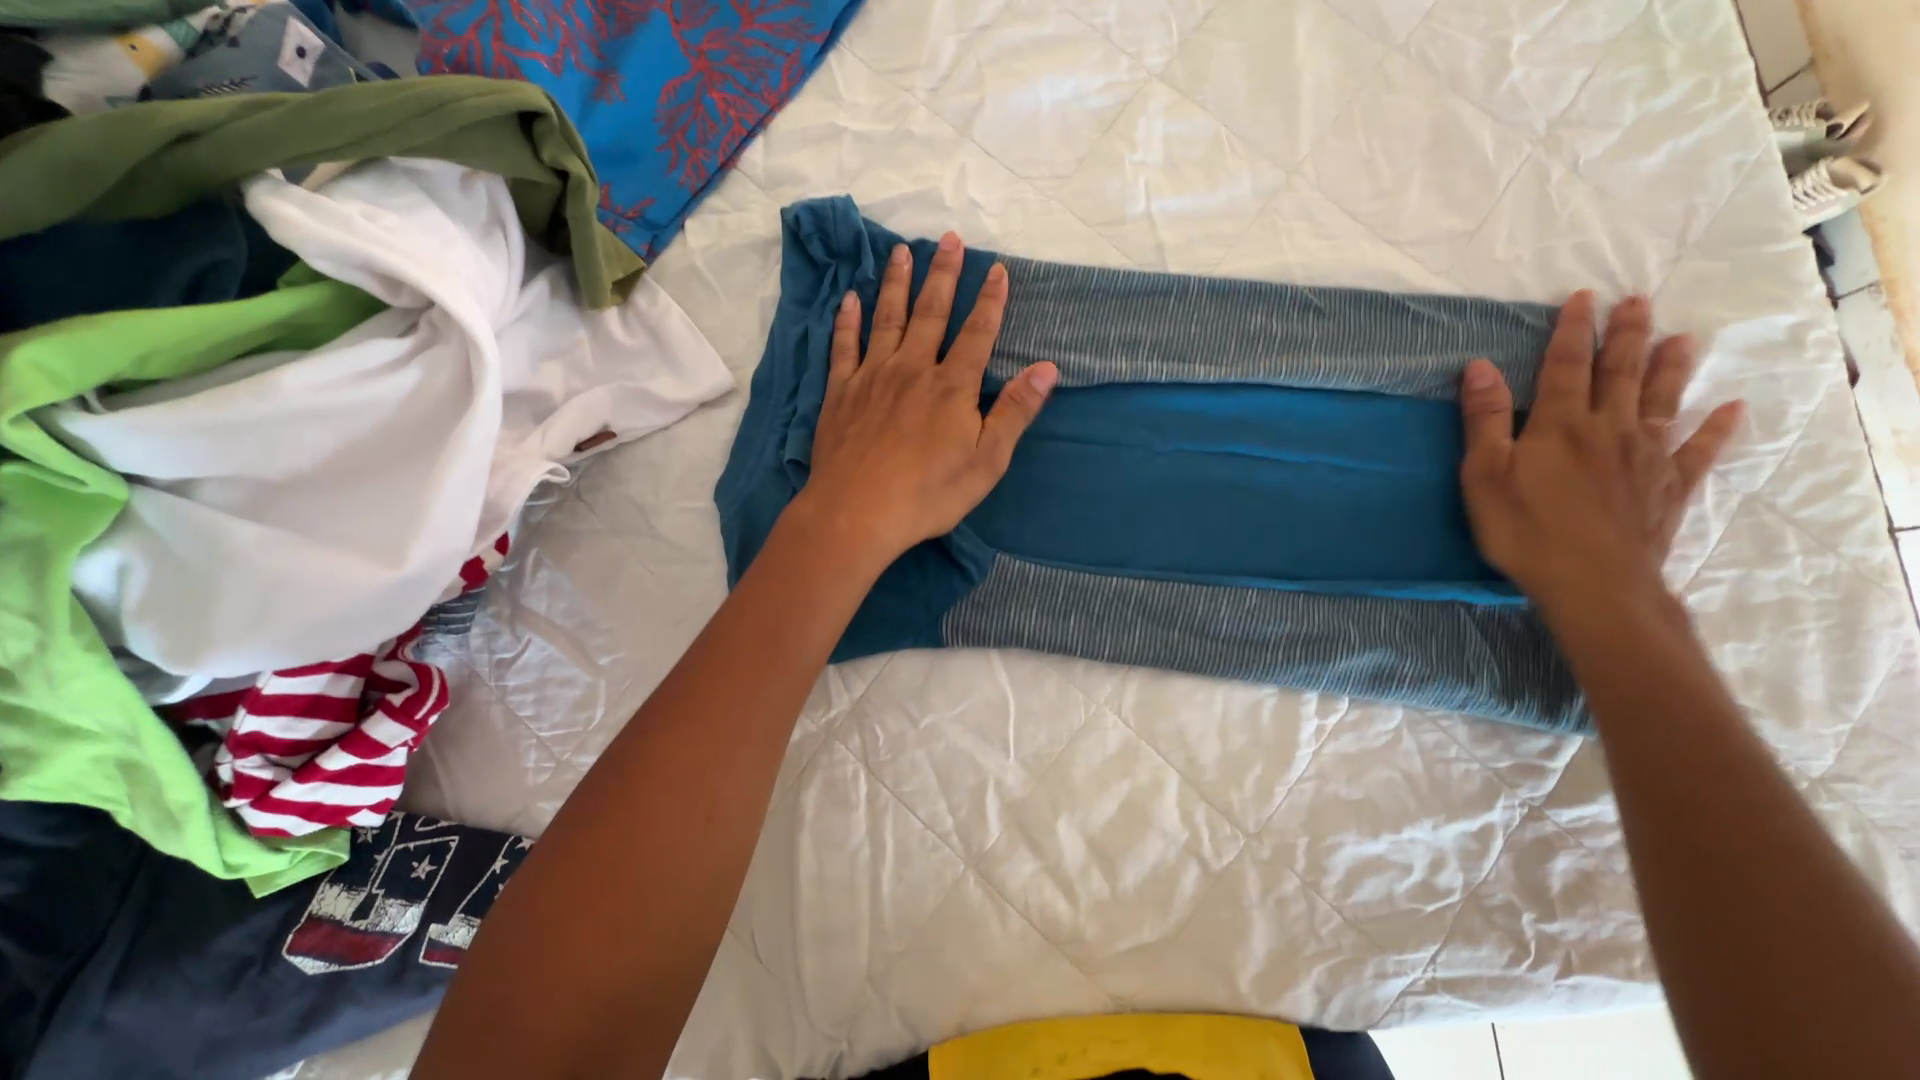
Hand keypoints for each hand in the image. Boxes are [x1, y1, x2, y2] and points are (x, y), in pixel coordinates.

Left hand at [794, 232, 1058, 568]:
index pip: (978, 333)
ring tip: (901, 251)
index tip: (997, 268)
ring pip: (887, 319)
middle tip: (948, 238)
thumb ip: (1015, 411)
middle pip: (931, 312)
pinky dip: (847, 320)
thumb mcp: (987, 460)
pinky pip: (844, 346)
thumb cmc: (929, 493)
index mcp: (952, 386)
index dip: (990, 299)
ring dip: (896, 283)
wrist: (857, 512)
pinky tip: (850, 299)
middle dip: (943, 274)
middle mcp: (913, 368)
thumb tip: (1047, 368)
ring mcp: (873, 376)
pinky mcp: (841, 392)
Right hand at [1458, 291, 1743, 613]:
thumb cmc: (1526, 530)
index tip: (1584, 298)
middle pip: (1619, 372)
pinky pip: (1698, 450)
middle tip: (1638, 301)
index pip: (1566, 365)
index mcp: (1560, 424)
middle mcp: (1608, 428)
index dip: (1573, 330)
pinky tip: (1730, 409)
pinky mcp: (1670, 487)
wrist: (1594, 583)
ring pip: (1661, 400)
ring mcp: (1646, 456)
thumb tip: (1480, 366)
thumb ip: (1485, 419)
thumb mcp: (1484, 475)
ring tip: (1683, 338)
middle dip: (1626, 335)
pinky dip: (1716, 429)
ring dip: (1671, 367)